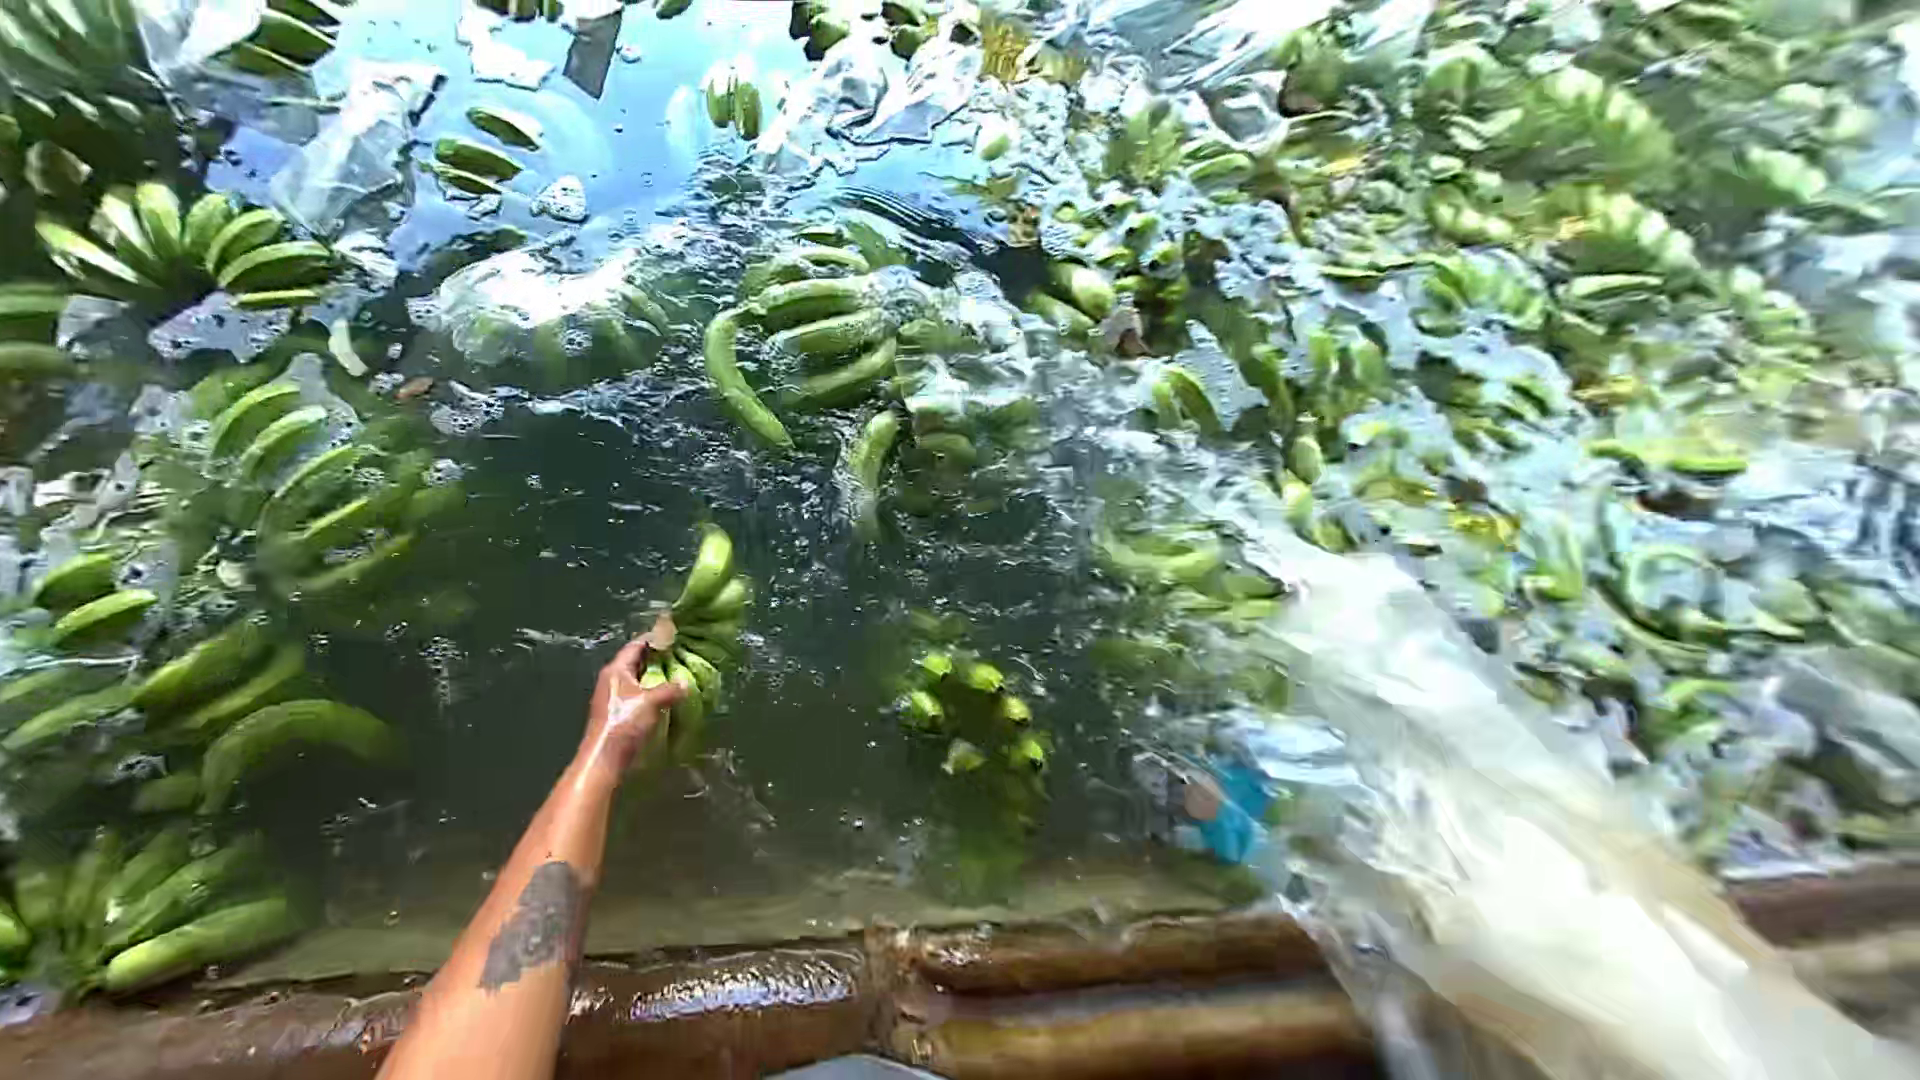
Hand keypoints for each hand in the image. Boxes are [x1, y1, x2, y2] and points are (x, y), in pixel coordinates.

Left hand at [578, 625, 683, 779]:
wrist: (604, 759)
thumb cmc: (624, 723)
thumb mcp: (651, 701)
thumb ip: (671, 688)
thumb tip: (687, 683)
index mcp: (616, 670)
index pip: (636, 645)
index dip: (655, 637)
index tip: (676, 634)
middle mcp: (612, 679)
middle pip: (637, 660)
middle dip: (659, 656)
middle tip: (683, 652)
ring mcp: (614, 696)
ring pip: (639, 677)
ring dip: (658, 674)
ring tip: (681, 671)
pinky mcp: (619, 711)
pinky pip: (640, 691)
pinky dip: (654, 688)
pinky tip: (670, 693)